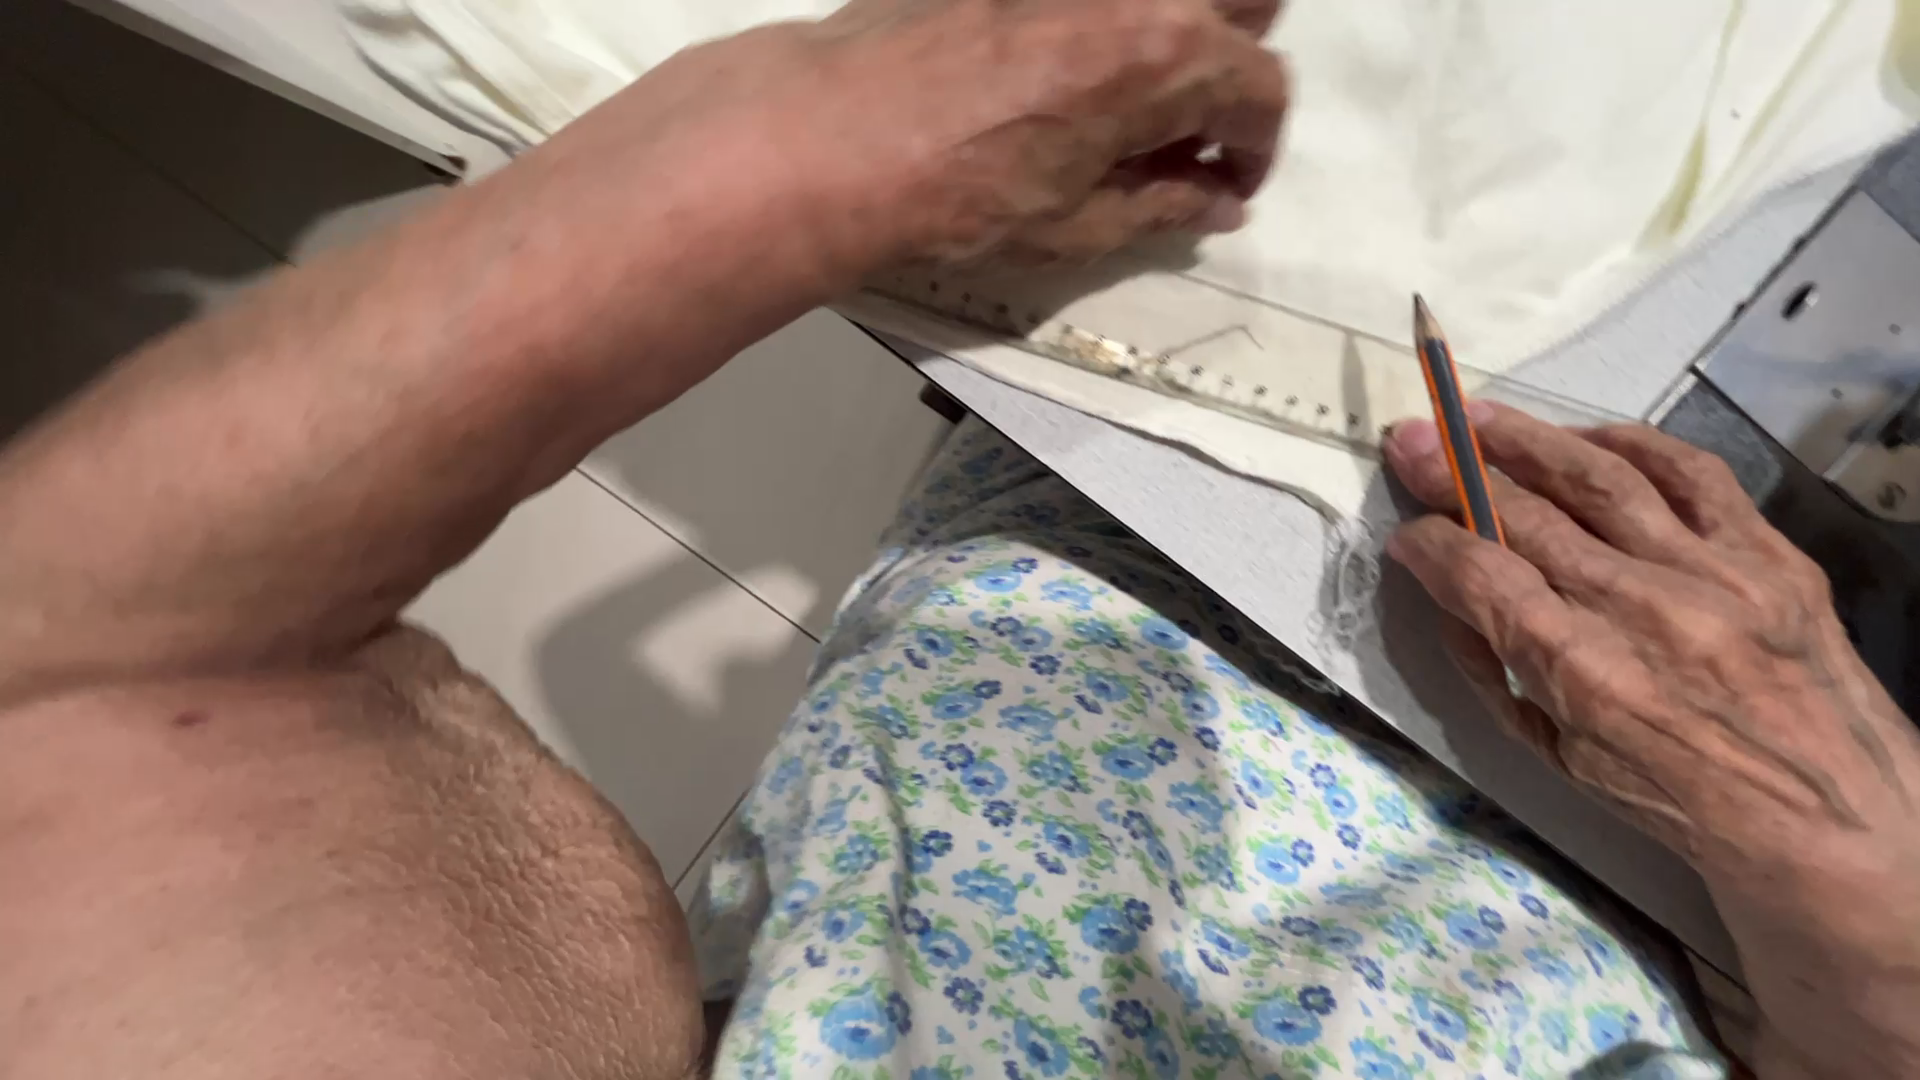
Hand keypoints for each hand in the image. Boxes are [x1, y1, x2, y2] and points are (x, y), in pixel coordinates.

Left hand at [527, 0, 1287, 279]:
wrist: (839, 142)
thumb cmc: (962, 201)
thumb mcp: (1075, 229)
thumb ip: (1161, 207)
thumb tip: (1218, 205)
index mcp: (1165, 56)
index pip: (1261, 89)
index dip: (1256, 149)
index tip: (1228, 187)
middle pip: (1238, 5)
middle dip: (1229, 73)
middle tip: (1183, 138)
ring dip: (1172, 44)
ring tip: (1125, 114)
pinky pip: (1092, 0)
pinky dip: (1104, 32)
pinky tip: (1064, 82)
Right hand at [1384, 402, 1919, 1077]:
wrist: (1838, 822)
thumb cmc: (1664, 793)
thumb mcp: (1546, 745)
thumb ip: (1485, 658)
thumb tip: (1443, 584)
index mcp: (1579, 667)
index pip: (1477, 571)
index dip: (1427, 541)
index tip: (1403, 532)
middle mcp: (1643, 606)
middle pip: (1523, 514)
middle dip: (1449, 472)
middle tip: (1408, 439)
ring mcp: (1715, 572)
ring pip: (1599, 478)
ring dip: (1524, 438)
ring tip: (1476, 415)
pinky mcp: (1769, 556)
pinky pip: (1692, 474)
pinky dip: (1628, 443)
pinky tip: (1580, 436)